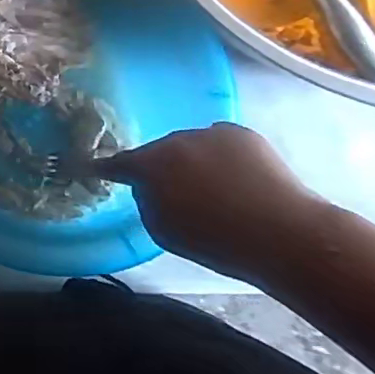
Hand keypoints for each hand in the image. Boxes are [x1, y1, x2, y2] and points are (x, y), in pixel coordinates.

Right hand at [96, 124, 332, 282]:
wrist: (283, 234)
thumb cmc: (217, 241)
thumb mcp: (164, 231)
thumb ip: (146, 203)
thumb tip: (147, 188)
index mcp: (151, 164)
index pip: (117, 163)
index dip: (103, 166)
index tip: (91, 166)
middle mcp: (175, 139)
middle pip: (159, 152)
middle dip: (164, 169)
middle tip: (180, 195)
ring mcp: (209, 132)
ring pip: (191, 146)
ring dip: (195, 162)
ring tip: (217, 191)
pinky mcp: (241, 133)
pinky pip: (220, 143)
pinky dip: (223, 158)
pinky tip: (240, 181)